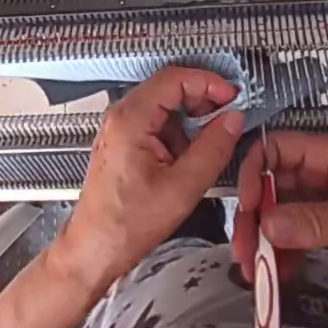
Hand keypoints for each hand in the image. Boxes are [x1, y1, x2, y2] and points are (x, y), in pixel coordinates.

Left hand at [51, 67, 243, 290]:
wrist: (94, 249)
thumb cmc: (126, 224)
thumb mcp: (183, 187)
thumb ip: (213, 148)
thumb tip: (233, 120)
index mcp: (131, 119)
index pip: (175, 78)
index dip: (209, 82)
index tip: (232, 96)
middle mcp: (121, 116)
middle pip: (169, 87)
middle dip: (203, 99)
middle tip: (227, 117)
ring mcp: (121, 128)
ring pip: (165, 105)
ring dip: (191, 118)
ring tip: (208, 144)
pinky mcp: (125, 141)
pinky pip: (157, 123)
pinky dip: (178, 132)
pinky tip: (188, 157)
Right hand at [231, 131, 327, 290]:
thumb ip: (313, 222)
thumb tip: (267, 223)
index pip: (275, 148)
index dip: (254, 173)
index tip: (245, 207)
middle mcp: (322, 173)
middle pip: (271, 184)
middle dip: (254, 216)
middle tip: (245, 251)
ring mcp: (326, 200)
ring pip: (280, 211)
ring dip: (265, 238)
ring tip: (257, 272)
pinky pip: (295, 232)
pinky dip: (284, 251)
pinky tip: (281, 273)